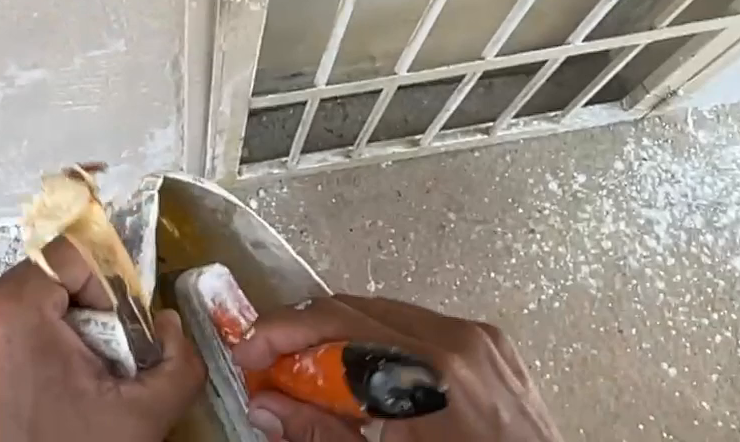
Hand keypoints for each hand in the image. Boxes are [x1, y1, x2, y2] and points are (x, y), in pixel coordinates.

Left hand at [0, 236, 205, 441]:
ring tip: (89, 368)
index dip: (109, 283)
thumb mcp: (138, 418)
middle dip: (94, 304)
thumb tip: (170, 323)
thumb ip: (178, 364)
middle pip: (57, 270)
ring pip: (39, 289)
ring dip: (73, 318)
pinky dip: (46, 330)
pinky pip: (17, 312)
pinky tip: (61, 376)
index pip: (74, 252)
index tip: (123, 329)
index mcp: (15, 306)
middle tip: (112, 351)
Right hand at [231, 296, 559, 441]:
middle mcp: (458, 339)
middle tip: (269, 367)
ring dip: (342, 338)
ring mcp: (480, 337)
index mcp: (434, 374)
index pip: (338, 326)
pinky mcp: (493, 344)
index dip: (282, 333)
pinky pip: (419, 327)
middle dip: (305, 335)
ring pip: (385, 314)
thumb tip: (262, 406)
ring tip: (315, 377)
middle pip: (357, 310)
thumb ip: (322, 435)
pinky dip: (384, 343)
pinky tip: (371, 378)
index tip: (246, 353)